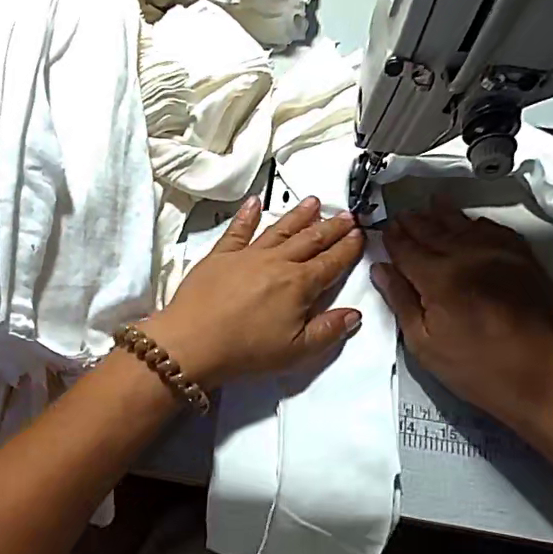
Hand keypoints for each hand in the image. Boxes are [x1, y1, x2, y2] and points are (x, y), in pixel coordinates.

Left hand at [139, 196, 365, 387]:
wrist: (193, 343)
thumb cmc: (245, 350)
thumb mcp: (296, 351)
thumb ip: (328, 331)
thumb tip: (353, 316)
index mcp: (299, 285)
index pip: (331, 263)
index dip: (347, 249)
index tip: (359, 236)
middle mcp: (276, 263)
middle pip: (310, 240)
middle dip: (331, 227)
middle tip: (346, 215)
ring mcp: (247, 256)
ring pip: (279, 229)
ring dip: (298, 215)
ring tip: (313, 202)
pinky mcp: (220, 256)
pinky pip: (238, 230)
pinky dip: (248, 216)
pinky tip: (255, 204)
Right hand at [372, 199, 552, 427]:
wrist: (538, 376)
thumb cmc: (477, 368)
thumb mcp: (424, 343)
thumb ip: (401, 301)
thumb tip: (382, 271)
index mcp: (438, 278)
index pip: (407, 249)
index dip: (394, 238)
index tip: (386, 230)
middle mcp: (468, 256)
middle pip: (434, 232)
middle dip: (416, 223)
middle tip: (403, 215)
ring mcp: (499, 254)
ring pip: (464, 225)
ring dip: (444, 216)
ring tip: (432, 205)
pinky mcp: (523, 260)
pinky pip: (496, 230)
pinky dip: (478, 224)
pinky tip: (472, 222)